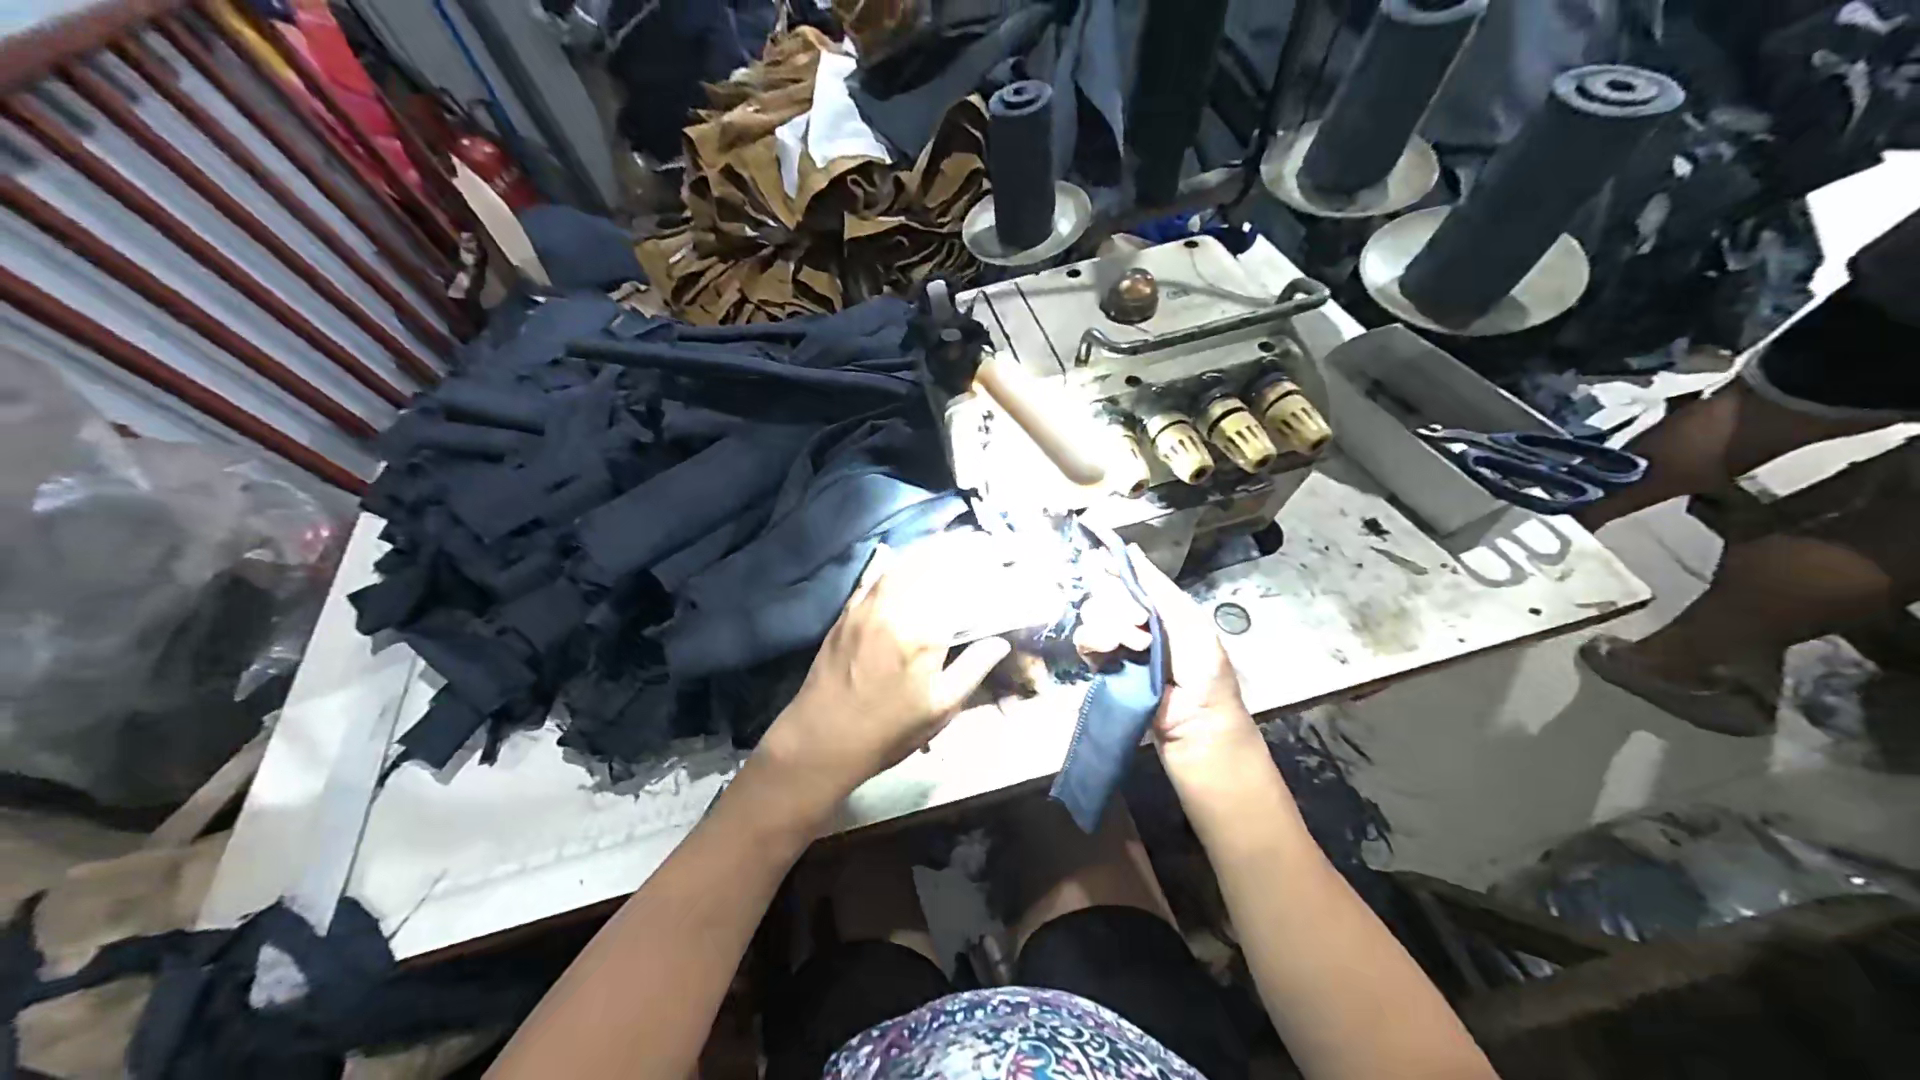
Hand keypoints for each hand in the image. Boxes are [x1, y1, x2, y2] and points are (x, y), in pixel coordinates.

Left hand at [751, 543, 1012, 822]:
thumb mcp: (941, 707)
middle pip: (932, 565)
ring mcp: (867, 606)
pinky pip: (873, 575)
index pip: (960, 585)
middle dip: (958, 549)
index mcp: (924, 632)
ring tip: (949, 541)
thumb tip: (1000, 641)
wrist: (821, 739)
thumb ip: (973, 668)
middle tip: (980, 541)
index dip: (982, 568)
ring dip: (928, 549)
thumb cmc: (889, 730)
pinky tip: (901, 553)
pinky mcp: (847, 611)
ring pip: (902, 564)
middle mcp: (895, 608)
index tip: (999, 557)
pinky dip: (891, 560)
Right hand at [1075, 546, 1257, 762]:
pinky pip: (1085, 640)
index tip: (1103, 559)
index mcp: (1157, 608)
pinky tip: (1112, 650)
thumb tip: (1131, 550)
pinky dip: (1095, 639)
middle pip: (1107, 593)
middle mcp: (1134, 621)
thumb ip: (1159, 588)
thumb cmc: (1204, 672)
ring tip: (1137, 646)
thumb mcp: (1190, 622)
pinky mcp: (1101, 665)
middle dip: (1121, 604)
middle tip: (1142, 625)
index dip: (1114, 568)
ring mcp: (1116, 644)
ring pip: (1093, 614)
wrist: (1196, 723)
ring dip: (1113, 624)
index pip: (1127, 578)